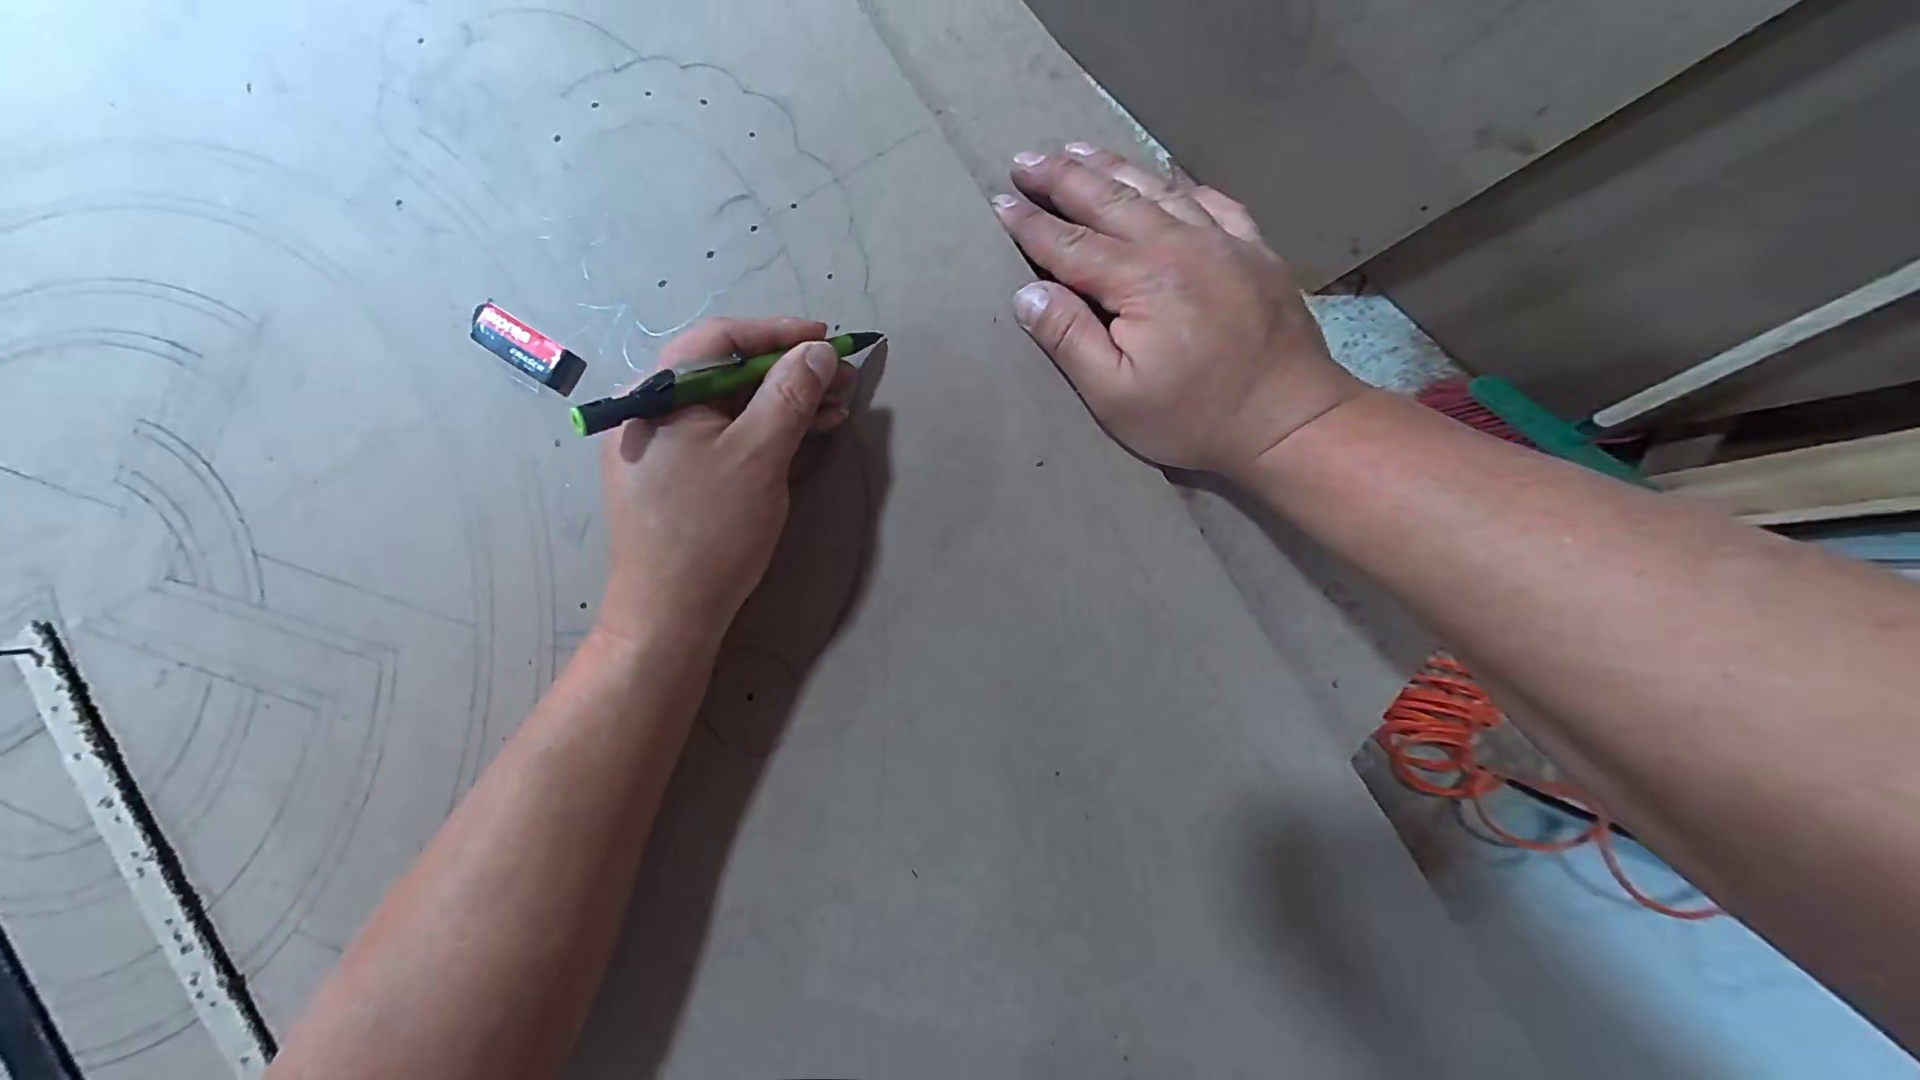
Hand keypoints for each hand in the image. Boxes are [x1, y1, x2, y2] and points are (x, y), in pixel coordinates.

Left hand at [596, 317, 855, 649]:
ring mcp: (667, 444)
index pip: (721, 339)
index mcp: (659, 394)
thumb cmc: (711, 529)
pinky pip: (728, 435)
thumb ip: (789, 395)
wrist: (672, 612)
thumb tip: (818, 351)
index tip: (826, 338)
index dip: (778, 332)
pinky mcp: (682, 473)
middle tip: (840, 376)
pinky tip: (807, 431)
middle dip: (789, 370)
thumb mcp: (759, 455)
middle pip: (728, 370)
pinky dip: (768, 430)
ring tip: (836, 404)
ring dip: (786, 401)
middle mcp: (655, 410)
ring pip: (733, 405)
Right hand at [992, 143, 1362, 479]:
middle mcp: (1178, 245)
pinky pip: (1211, 200)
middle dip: (1062, 177)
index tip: (1000, 202)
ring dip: (1111, 166)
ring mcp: (1222, 241)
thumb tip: (1027, 294)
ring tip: (1076, 149)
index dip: (1031, 224)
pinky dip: (1178, 183)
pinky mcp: (1254, 250)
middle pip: (1108, 199)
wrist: (1289, 418)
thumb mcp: (1114, 394)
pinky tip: (1164, 178)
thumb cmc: (1193, 417)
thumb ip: (1069, 339)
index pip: (1070, 245)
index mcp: (1140, 281)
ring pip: (1156, 188)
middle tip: (1026, 158)